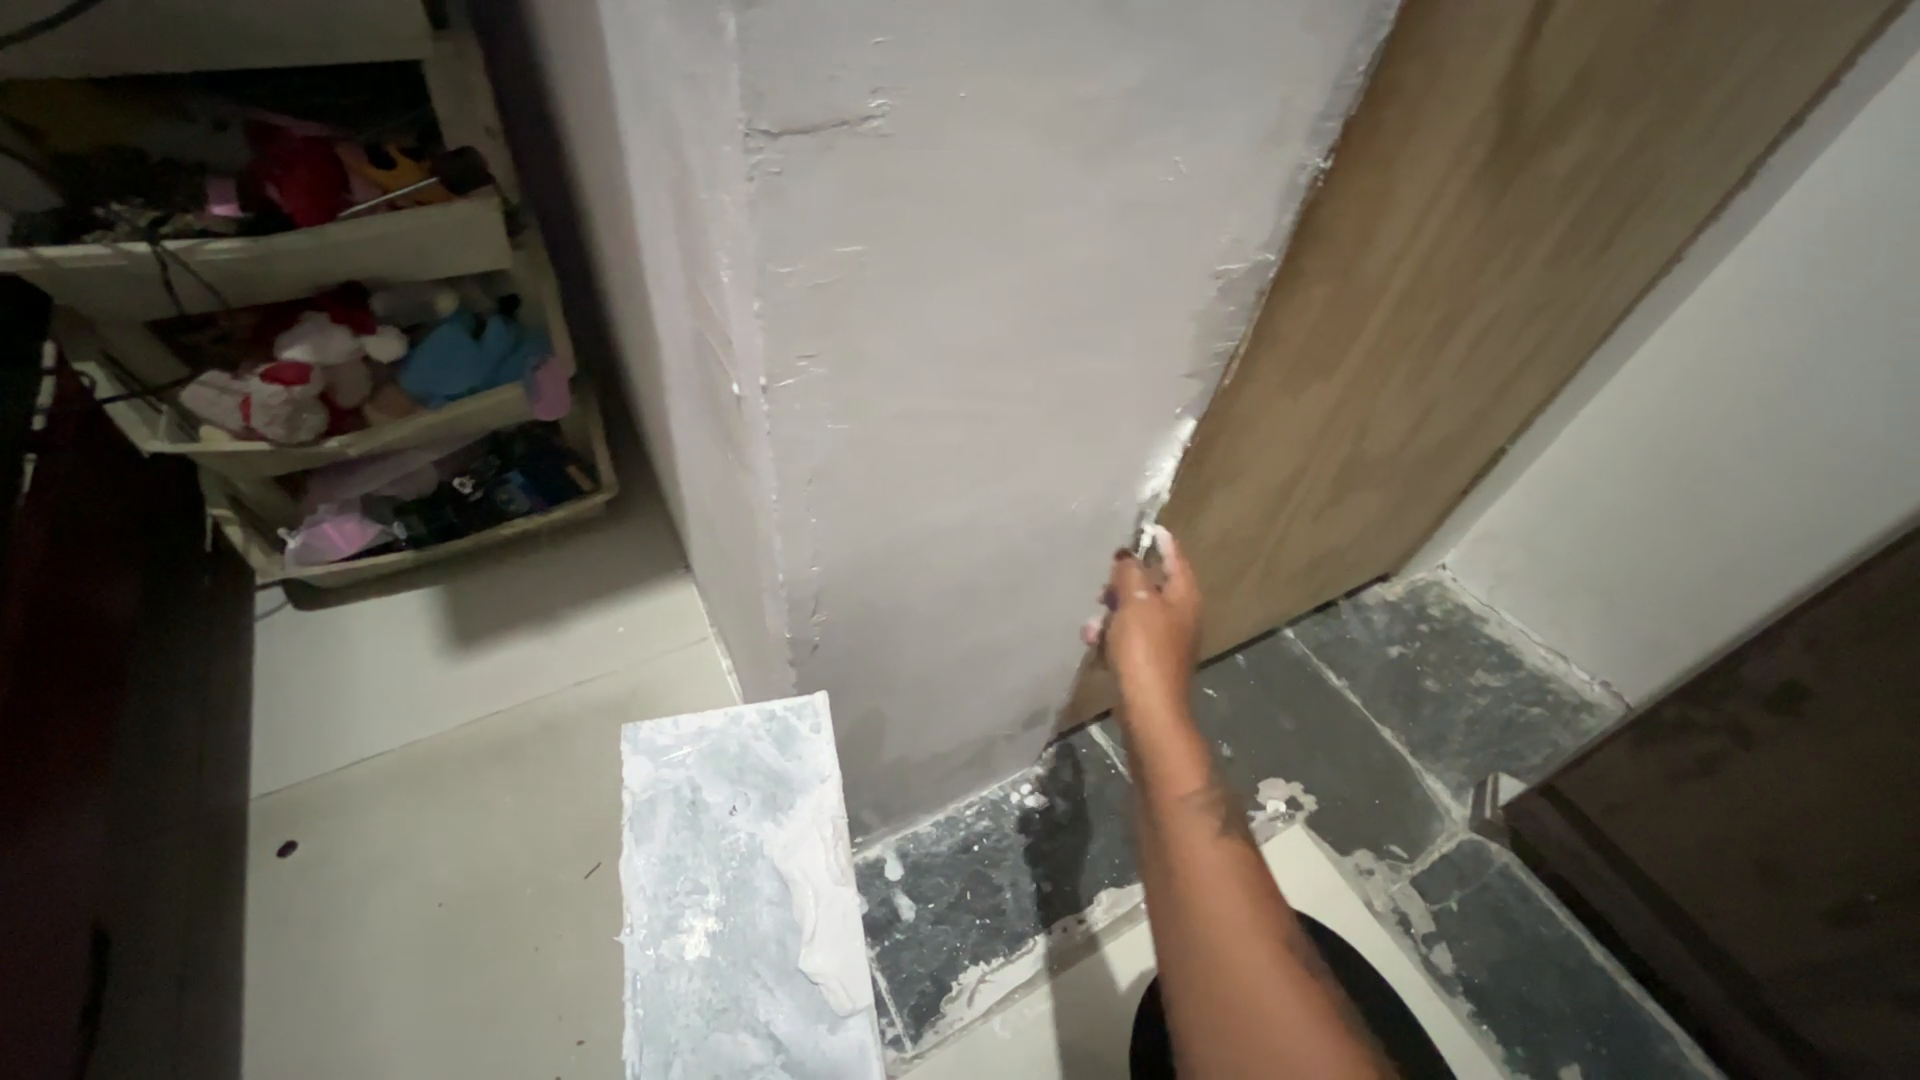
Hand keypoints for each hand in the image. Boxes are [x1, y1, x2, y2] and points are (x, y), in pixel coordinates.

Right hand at [1093, 526, 1200, 720]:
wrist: (1148, 707)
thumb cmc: (1144, 649)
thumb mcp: (1135, 601)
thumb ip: (1130, 572)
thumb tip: (1127, 558)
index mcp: (1184, 595)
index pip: (1175, 556)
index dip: (1159, 540)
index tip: (1143, 527)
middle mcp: (1180, 614)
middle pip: (1150, 584)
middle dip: (1123, 584)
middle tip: (1103, 587)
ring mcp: (1166, 639)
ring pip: (1134, 612)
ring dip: (1111, 614)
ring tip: (1092, 626)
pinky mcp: (1149, 659)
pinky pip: (1127, 637)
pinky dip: (1111, 637)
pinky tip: (1094, 644)